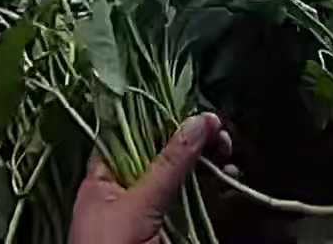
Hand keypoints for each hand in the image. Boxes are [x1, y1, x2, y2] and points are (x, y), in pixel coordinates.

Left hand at [70, 113, 227, 243]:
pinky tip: (229, 173)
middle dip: (191, 135)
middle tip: (218, 128)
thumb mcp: (136, 209)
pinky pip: (193, 200)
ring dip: (206, 157)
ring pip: (181, 172)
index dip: (157, 112)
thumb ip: (168, 164)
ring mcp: (149, 212)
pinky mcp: (171, 232)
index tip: (188, 102)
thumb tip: (199, 119)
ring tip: (227, 147)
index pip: (128, 130)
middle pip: (160, 149)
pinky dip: (212, 186)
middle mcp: (125, 190)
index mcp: (103, 180)